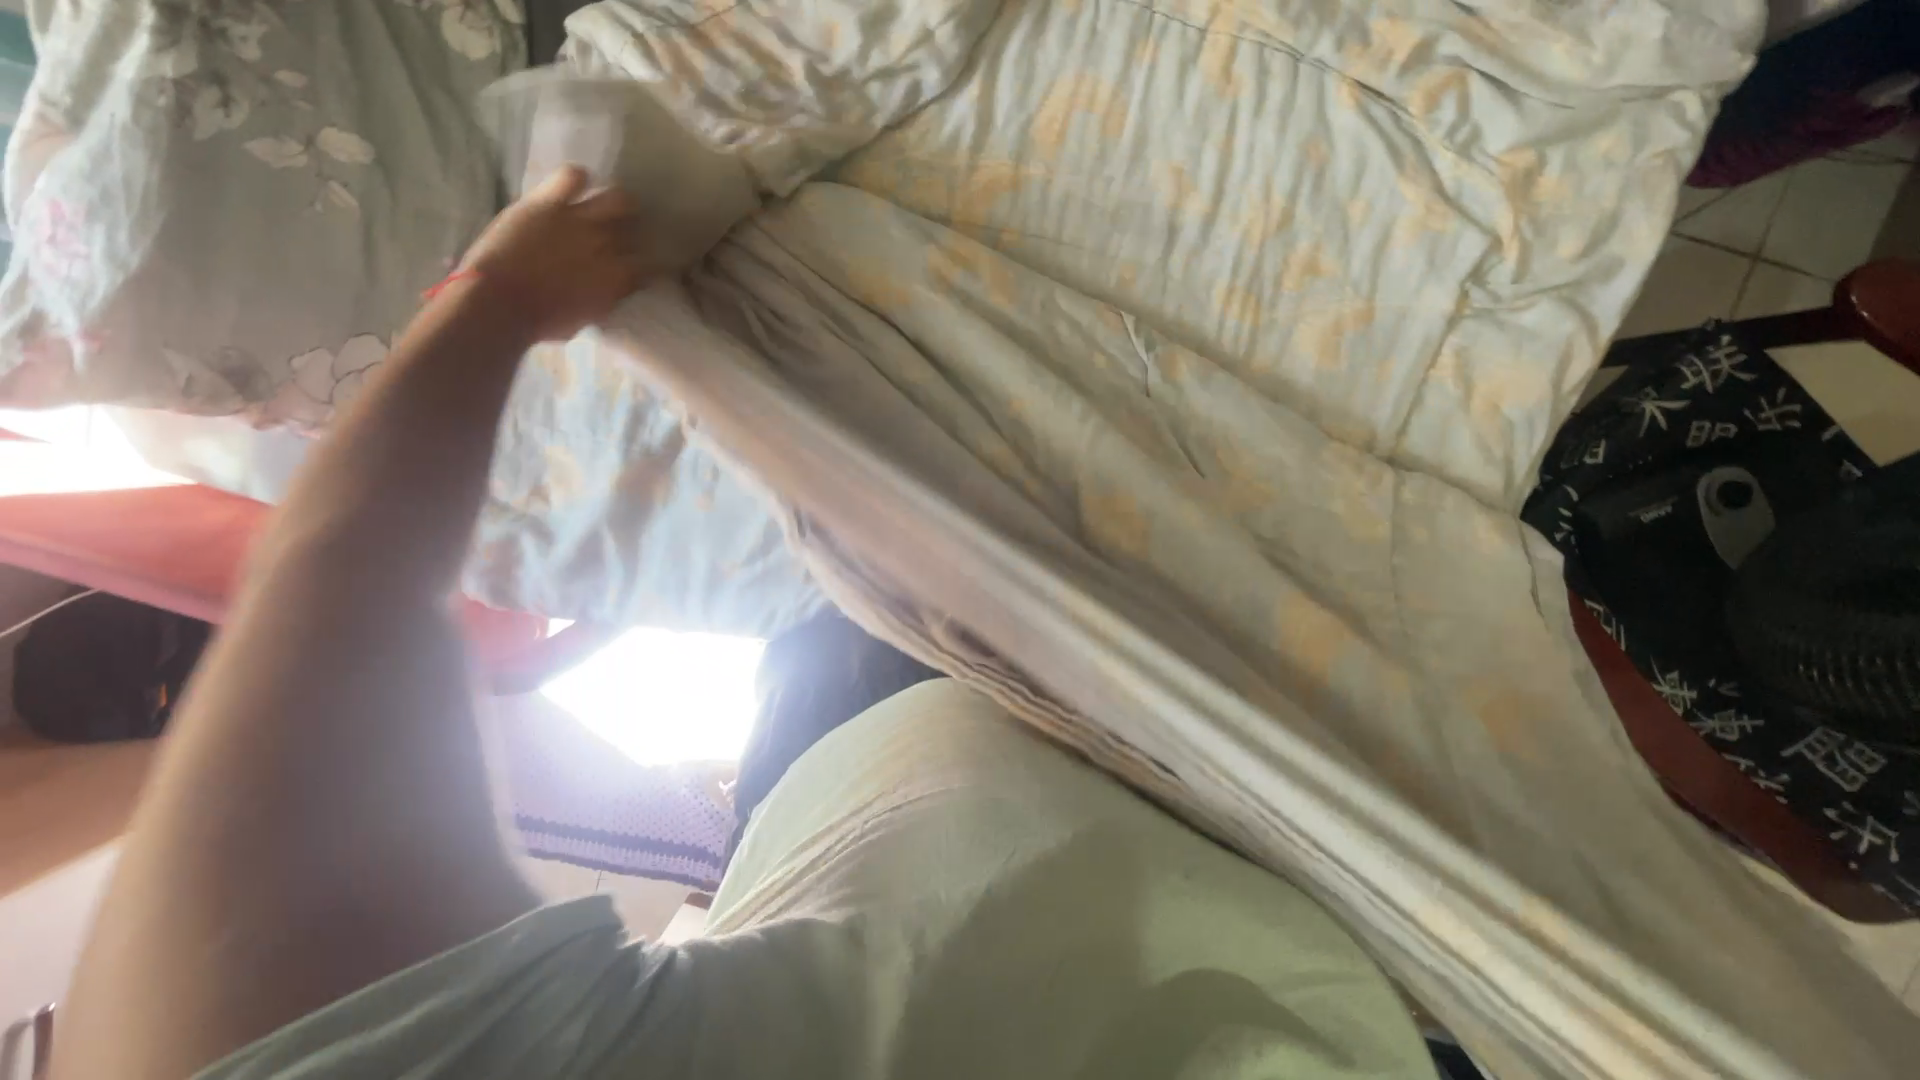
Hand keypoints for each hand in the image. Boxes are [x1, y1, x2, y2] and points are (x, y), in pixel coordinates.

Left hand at [454, 165, 645, 342]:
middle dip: (632, 231)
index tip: (641, 269)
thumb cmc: (542, 321)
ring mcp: (579, 219)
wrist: (500, 302)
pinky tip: (575, 185)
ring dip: (617, 202)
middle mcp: (607, 245)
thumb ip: (604, 298)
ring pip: (616, 197)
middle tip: (622, 234)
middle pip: (634, 228)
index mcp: (618, 278)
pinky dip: (577, 178)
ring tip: (608, 205)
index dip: (648, 266)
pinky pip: (572, 176)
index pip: (650, 266)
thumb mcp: (587, 318)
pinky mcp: (548, 202)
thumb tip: (610, 290)